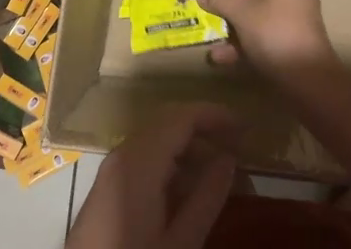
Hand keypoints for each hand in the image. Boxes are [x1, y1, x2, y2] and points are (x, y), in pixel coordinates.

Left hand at [65, 103, 238, 248]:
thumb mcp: (180, 244)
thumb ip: (206, 198)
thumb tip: (229, 159)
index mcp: (139, 163)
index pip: (182, 117)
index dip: (215, 115)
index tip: (245, 126)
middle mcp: (122, 156)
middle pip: (167, 122)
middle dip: (203, 127)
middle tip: (237, 144)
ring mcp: (110, 171)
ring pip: (155, 139)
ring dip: (187, 146)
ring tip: (218, 168)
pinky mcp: (105, 189)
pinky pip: (142, 158)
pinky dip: (169, 161)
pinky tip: (188, 187)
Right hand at [196, 0, 337, 78]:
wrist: (308, 81)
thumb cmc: (275, 34)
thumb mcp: (243, 14)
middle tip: (210, 11)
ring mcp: (294, 14)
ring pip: (258, 11)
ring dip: (233, 22)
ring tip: (211, 34)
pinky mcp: (292, 38)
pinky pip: (264, 30)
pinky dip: (244, 40)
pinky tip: (221, 56)